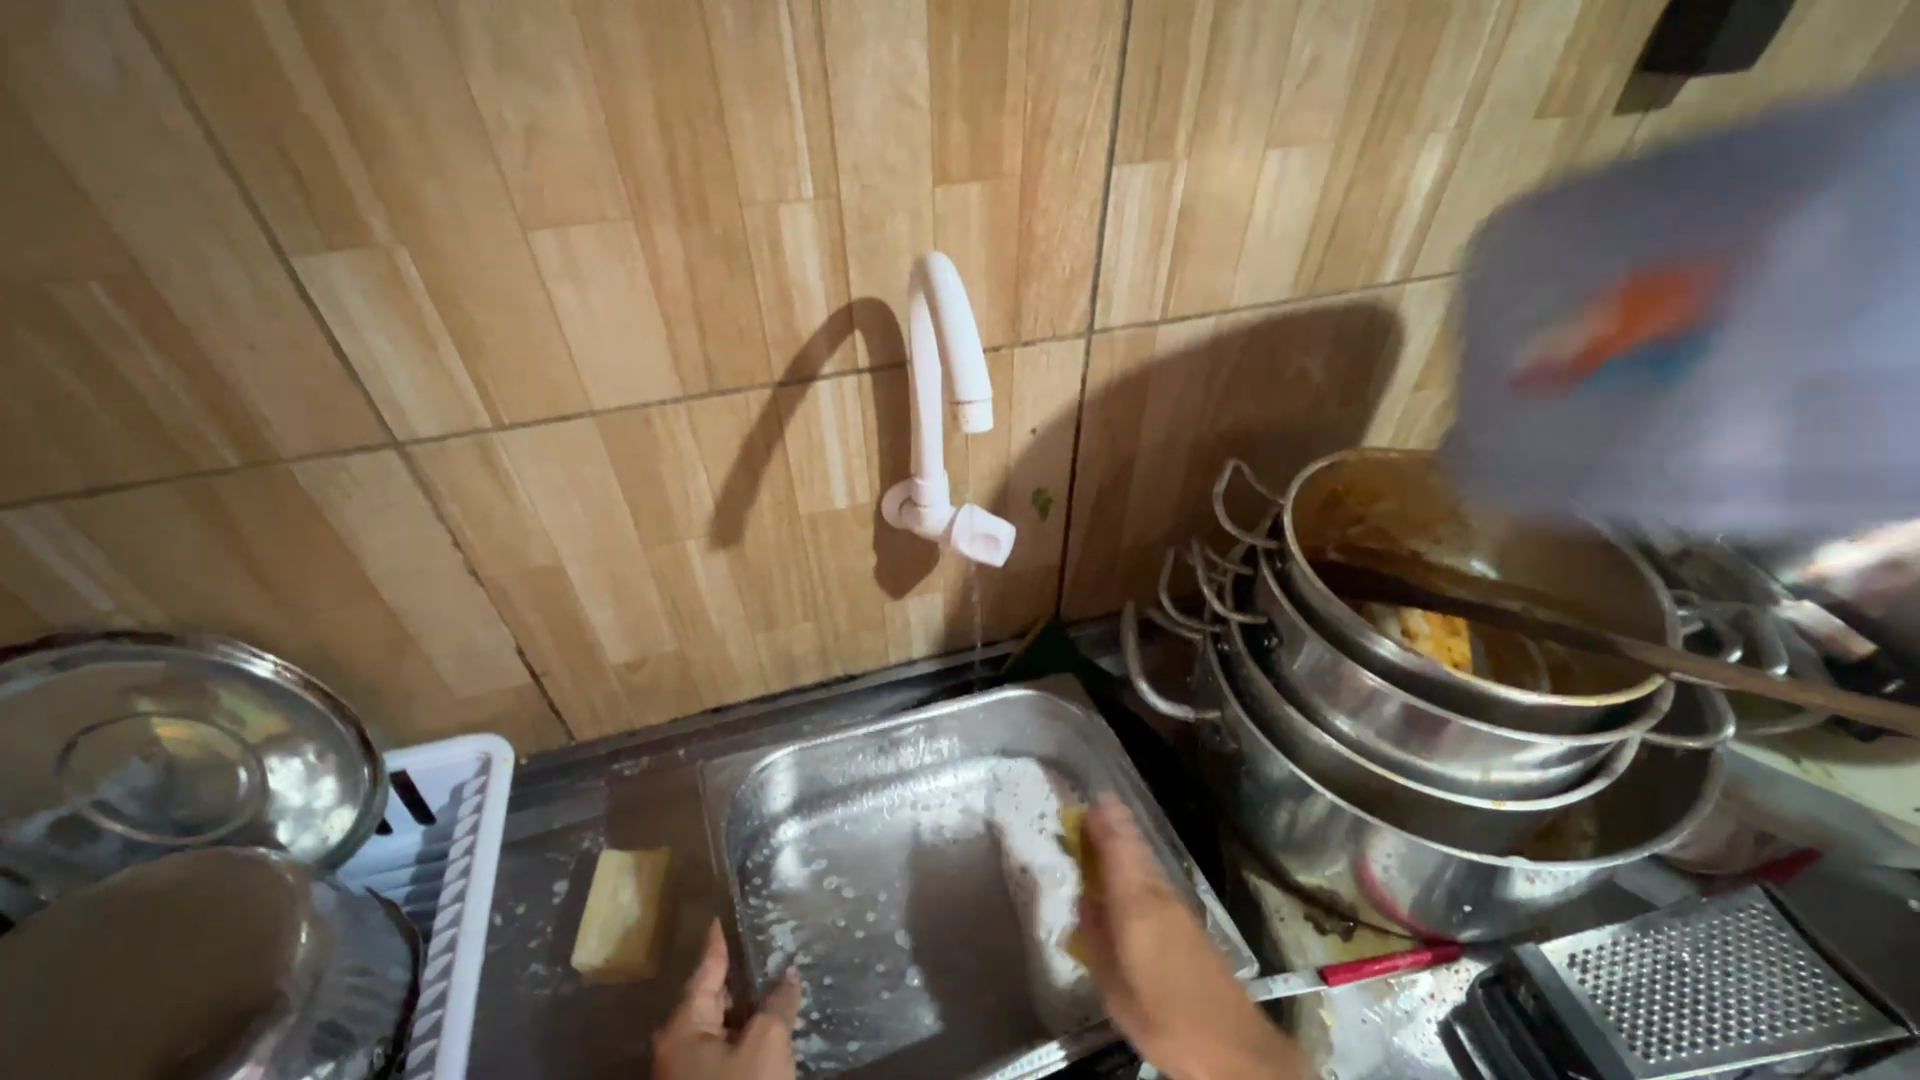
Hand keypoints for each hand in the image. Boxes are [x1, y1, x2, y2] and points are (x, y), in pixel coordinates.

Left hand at [654, 919, 801, 1079]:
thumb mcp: (766, 1043)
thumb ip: (777, 1004)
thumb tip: (788, 976)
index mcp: (682, 1027)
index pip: (704, 970)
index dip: (717, 944)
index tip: (720, 917)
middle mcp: (677, 1047)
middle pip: (710, 999)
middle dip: (739, 977)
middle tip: (763, 947)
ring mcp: (688, 1074)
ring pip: (721, 1028)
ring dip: (748, 1009)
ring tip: (775, 982)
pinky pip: (726, 1051)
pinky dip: (747, 1035)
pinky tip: (771, 1024)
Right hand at [1074, 797, 1304, 1079]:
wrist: (1233, 1046)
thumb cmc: (1164, 1018)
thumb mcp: (1114, 988)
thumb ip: (1097, 938)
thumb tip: (1086, 900)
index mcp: (1136, 906)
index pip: (1117, 850)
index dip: (1103, 822)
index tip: (1089, 799)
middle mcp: (1159, 897)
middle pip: (1135, 850)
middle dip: (1115, 826)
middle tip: (1096, 806)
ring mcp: (1179, 909)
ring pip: (1147, 865)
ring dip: (1128, 844)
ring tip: (1110, 829)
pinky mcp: (1191, 925)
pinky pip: (1156, 882)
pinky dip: (1140, 867)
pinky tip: (1131, 876)